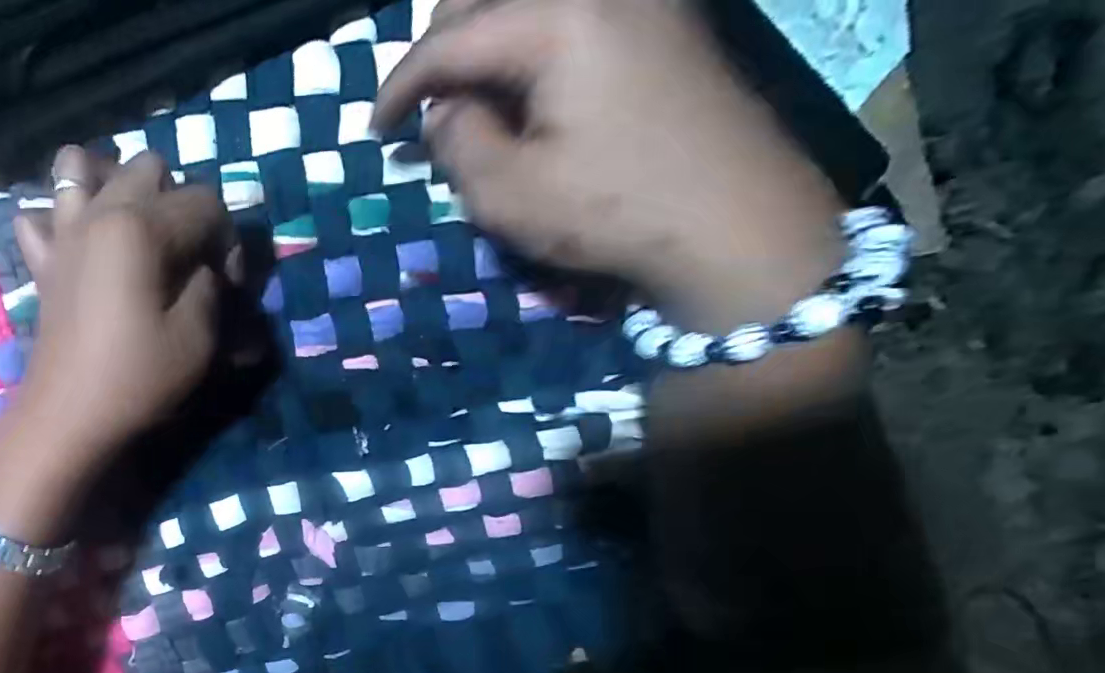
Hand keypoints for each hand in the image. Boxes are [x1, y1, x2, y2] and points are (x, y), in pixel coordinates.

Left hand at [0, 148, 239, 543]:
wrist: (68, 417)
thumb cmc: (136, 379)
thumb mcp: (197, 338)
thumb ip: (208, 286)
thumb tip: (203, 267)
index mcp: (141, 226)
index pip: (204, 201)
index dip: (229, 240)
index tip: (231, 286)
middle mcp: (99, 212)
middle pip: (149, 168)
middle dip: (179, 203)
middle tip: (187, 255)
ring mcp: (62, 233)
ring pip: (80, 166)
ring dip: (113, 183)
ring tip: (133, 227)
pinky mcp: (42, 262)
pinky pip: (40, 215)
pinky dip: (60, 218)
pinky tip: (79, 245)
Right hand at [373, 0, 847, 331]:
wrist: (731, 219)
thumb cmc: (609, 210)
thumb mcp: (508, 193)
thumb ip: (457, 142)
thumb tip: (444, 111)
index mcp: (556, 18)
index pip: (450, 39)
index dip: (400, 86)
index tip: (374, 131)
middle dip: (439, 50)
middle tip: (421, 110)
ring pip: (529, 3)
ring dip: (484, 44)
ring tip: (466, 102)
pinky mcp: (660, 23)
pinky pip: (570, 15)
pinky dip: (528, 46)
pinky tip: (522, 92)